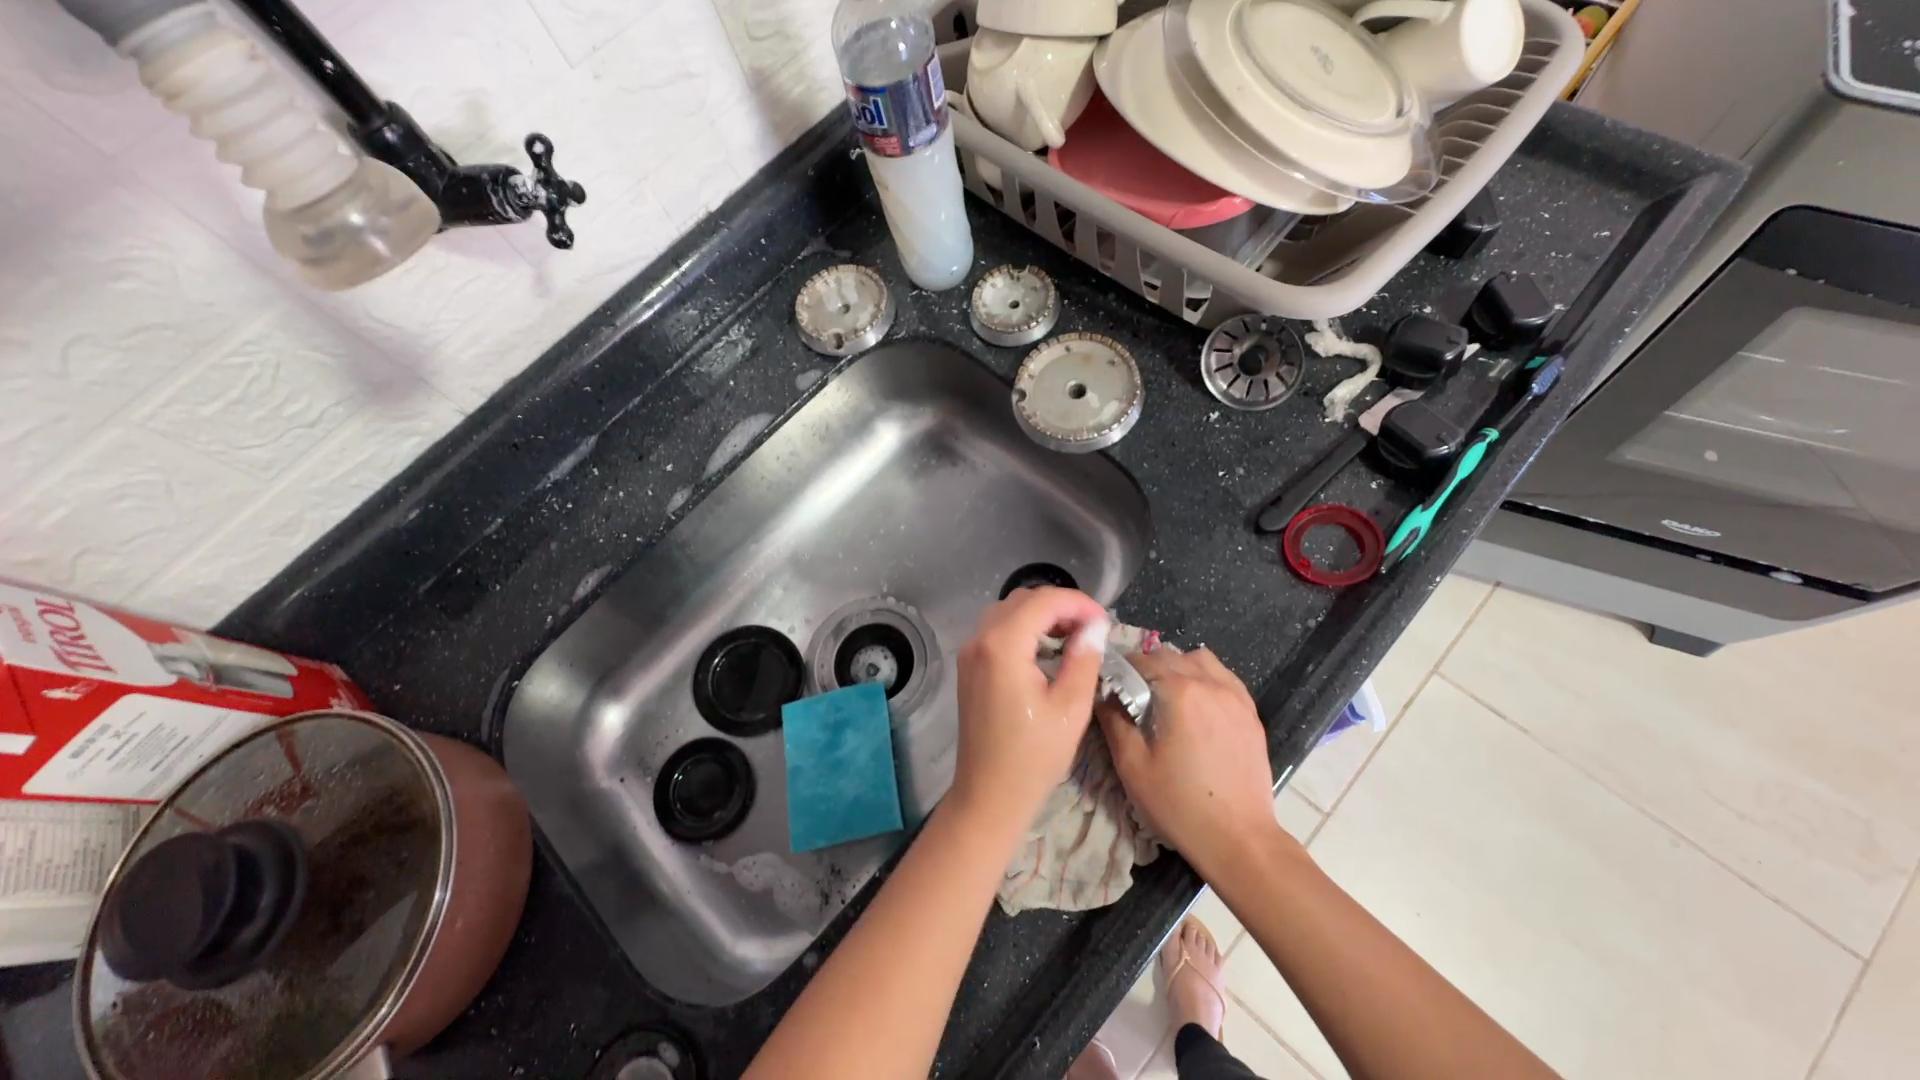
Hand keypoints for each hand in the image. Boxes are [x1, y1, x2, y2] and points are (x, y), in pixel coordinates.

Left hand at [949, 587, 1109, 835]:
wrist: (989, 795)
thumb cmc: (1033, 757)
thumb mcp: (1071, 707)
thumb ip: (1084, 658)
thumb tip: (1094, 627)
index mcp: (1003, 646)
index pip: (1044, 601)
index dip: (1079, 604)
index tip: (1105, 622)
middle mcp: (979, 640)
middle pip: (1023, 600)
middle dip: (1061, 606)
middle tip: (1093, 630)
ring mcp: (969, 653)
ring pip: (1008, 612)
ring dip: (1042, 616)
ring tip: (1075, 638)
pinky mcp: (969, 668)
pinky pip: (997, 631)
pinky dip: (1024, 630)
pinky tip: (1047, 652)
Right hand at [1098, 648, 1287, 874]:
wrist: (1238, 838)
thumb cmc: (1178, 803)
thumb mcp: (1132, 765)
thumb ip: (1114, 722)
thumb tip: (1103, 695)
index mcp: (1179, 693)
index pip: (1142, 660)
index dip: (1120, 668)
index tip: (1109, 685)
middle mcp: (1210, 684)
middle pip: (1171, 656)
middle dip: (1147, 666)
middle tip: (1133, 694)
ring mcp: (1236, 697)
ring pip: (1201, 660)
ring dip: (1179, 667)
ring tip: (1168, 696)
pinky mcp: (1251, 713)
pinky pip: (1224, 678)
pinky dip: (1205, 679)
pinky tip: (1197, 706)